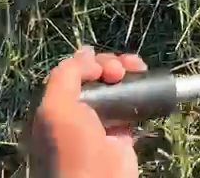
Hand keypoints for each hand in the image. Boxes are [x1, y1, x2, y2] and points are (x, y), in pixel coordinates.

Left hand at [28, 47, 146, 177]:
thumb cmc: (72, 147)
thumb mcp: (56, 108)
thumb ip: (65, 76)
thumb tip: (86, 52)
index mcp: (55, 108)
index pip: (72, 72)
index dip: (88, 62)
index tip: (100, 66)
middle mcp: (75, 113)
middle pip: (94, 76)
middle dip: (109, 64)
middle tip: (118, 72)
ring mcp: (99, 122)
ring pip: (114, 84)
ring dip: (126, 70)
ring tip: (137, 70)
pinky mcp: (121, 130)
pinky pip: (130, 100)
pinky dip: (139, 87)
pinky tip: (144, 80)